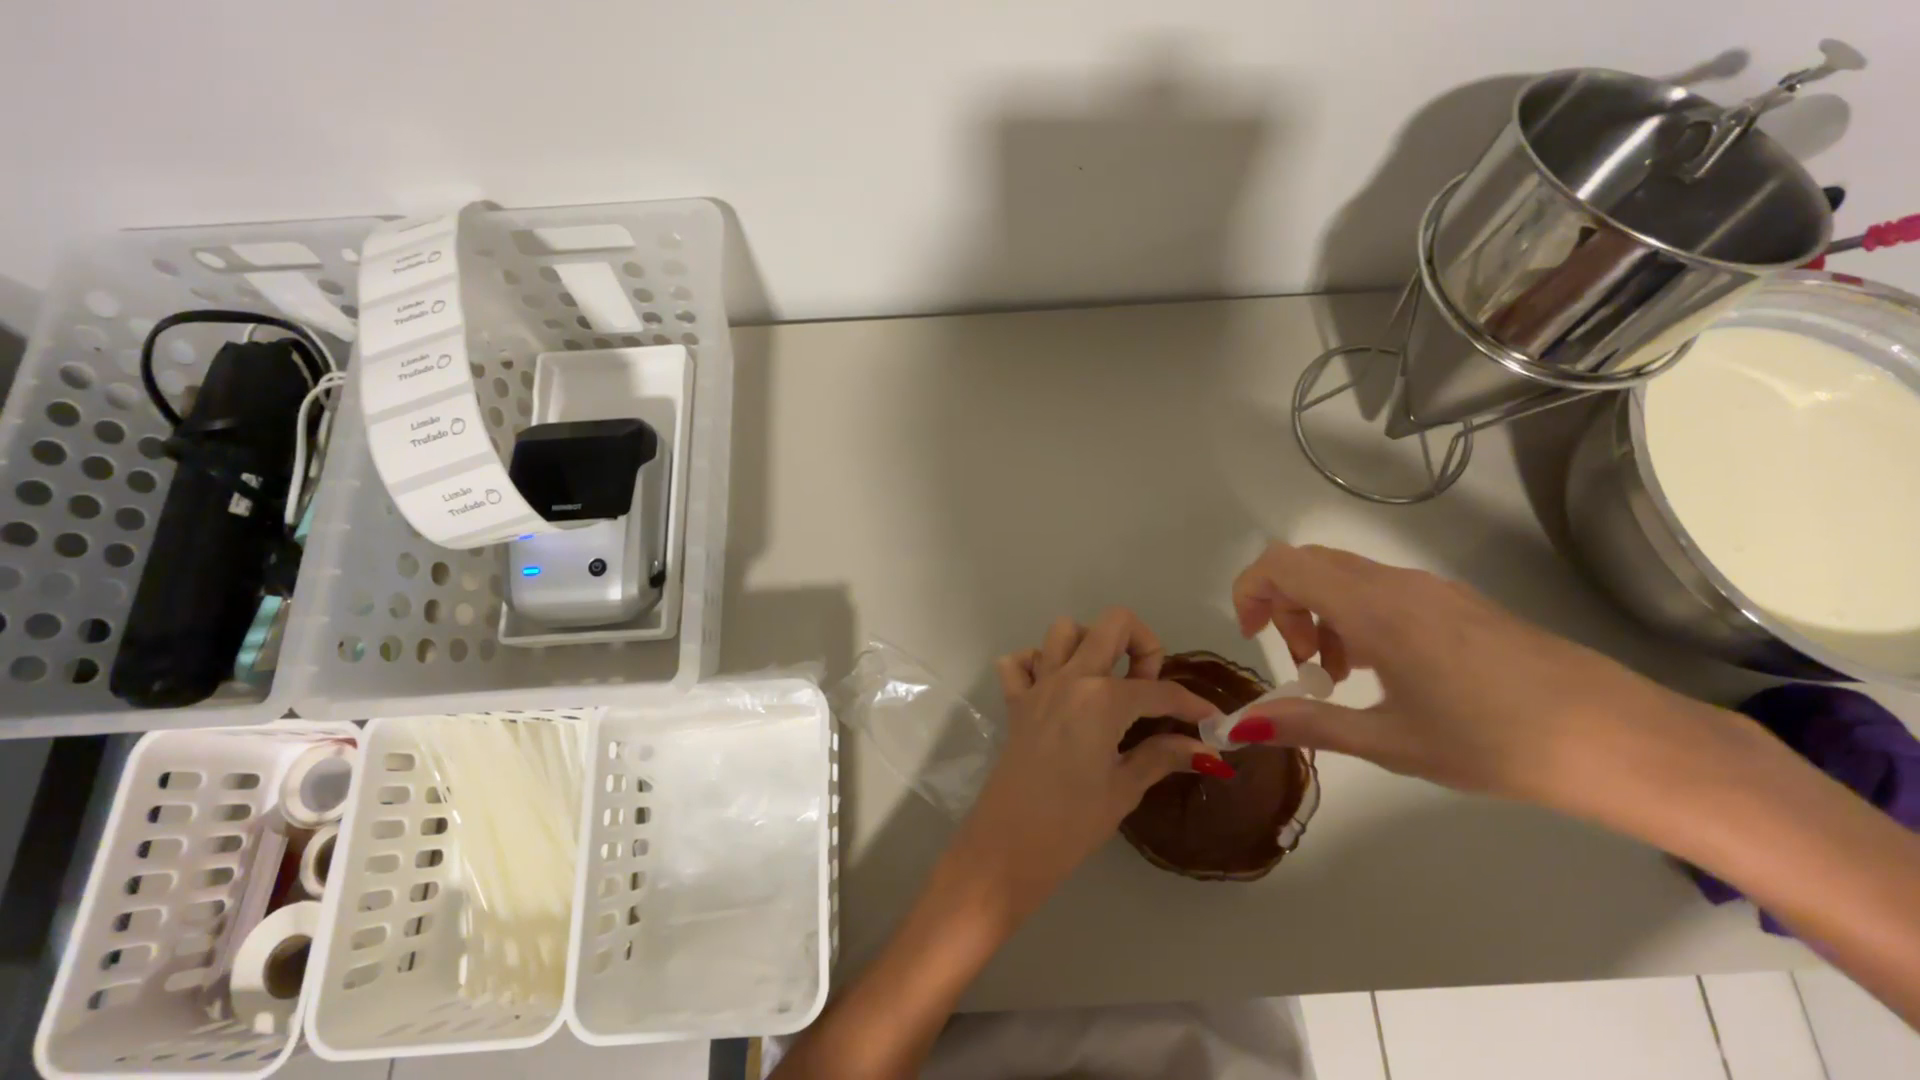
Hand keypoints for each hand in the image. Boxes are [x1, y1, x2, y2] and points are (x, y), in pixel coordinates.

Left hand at [947, 609, 1224, 922]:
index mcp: (1103, 700)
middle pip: (1113, 624)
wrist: (1006, 848)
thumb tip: (1206, 749)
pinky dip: (1038, 664)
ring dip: (1091, 644)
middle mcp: (1070, 679)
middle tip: (1147, 688)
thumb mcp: (1123, 789)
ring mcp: (1038, 687)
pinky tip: (1058, 691)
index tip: (1211, 719)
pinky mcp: (1015, 703)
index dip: (1191, 704)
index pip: (1159, 690)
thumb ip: (1162, 756)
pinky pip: (1020, 662)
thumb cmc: (1070, 824)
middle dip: (1143, 644)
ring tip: (1106, 683)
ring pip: (1064, 630)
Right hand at [1230, 543, 1761, 825]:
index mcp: (1372, 607)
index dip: (1250, 591)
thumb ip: (1308, 724)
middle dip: (1284, 607)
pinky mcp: (1461, 604)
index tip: (1253, 639)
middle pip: (1310, 564)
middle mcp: (1397, 583)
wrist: (1613, 738)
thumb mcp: (1388, 741)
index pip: (1282, 564)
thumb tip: (1239, 725)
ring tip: (1340, 679)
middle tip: (1298, 665)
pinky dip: (1360, 620)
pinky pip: (1385, 591)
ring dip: (1323, 616)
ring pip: (1349, 577)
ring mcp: (1434, 590)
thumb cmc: (1490, 741)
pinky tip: (1387, 676)